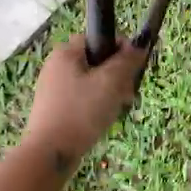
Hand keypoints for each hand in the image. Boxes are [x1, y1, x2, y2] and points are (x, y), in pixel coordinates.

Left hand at [20, 36, 147, 164]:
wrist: (51, 152)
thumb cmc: (82, 111)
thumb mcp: (111, 82)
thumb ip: (127, 60)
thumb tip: (139, 45)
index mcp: (66, 53)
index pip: (100, 38)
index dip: (121, 50)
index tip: (133, 70)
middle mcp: (56, 66)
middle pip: (98, 61)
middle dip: (118, 75)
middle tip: (127, 94)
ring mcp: (54, 88)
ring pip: (93, 81)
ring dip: (111, 92)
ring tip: (118, 109)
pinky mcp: (55, 108)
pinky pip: (83, 97)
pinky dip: (97, 104)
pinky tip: (104, 119)